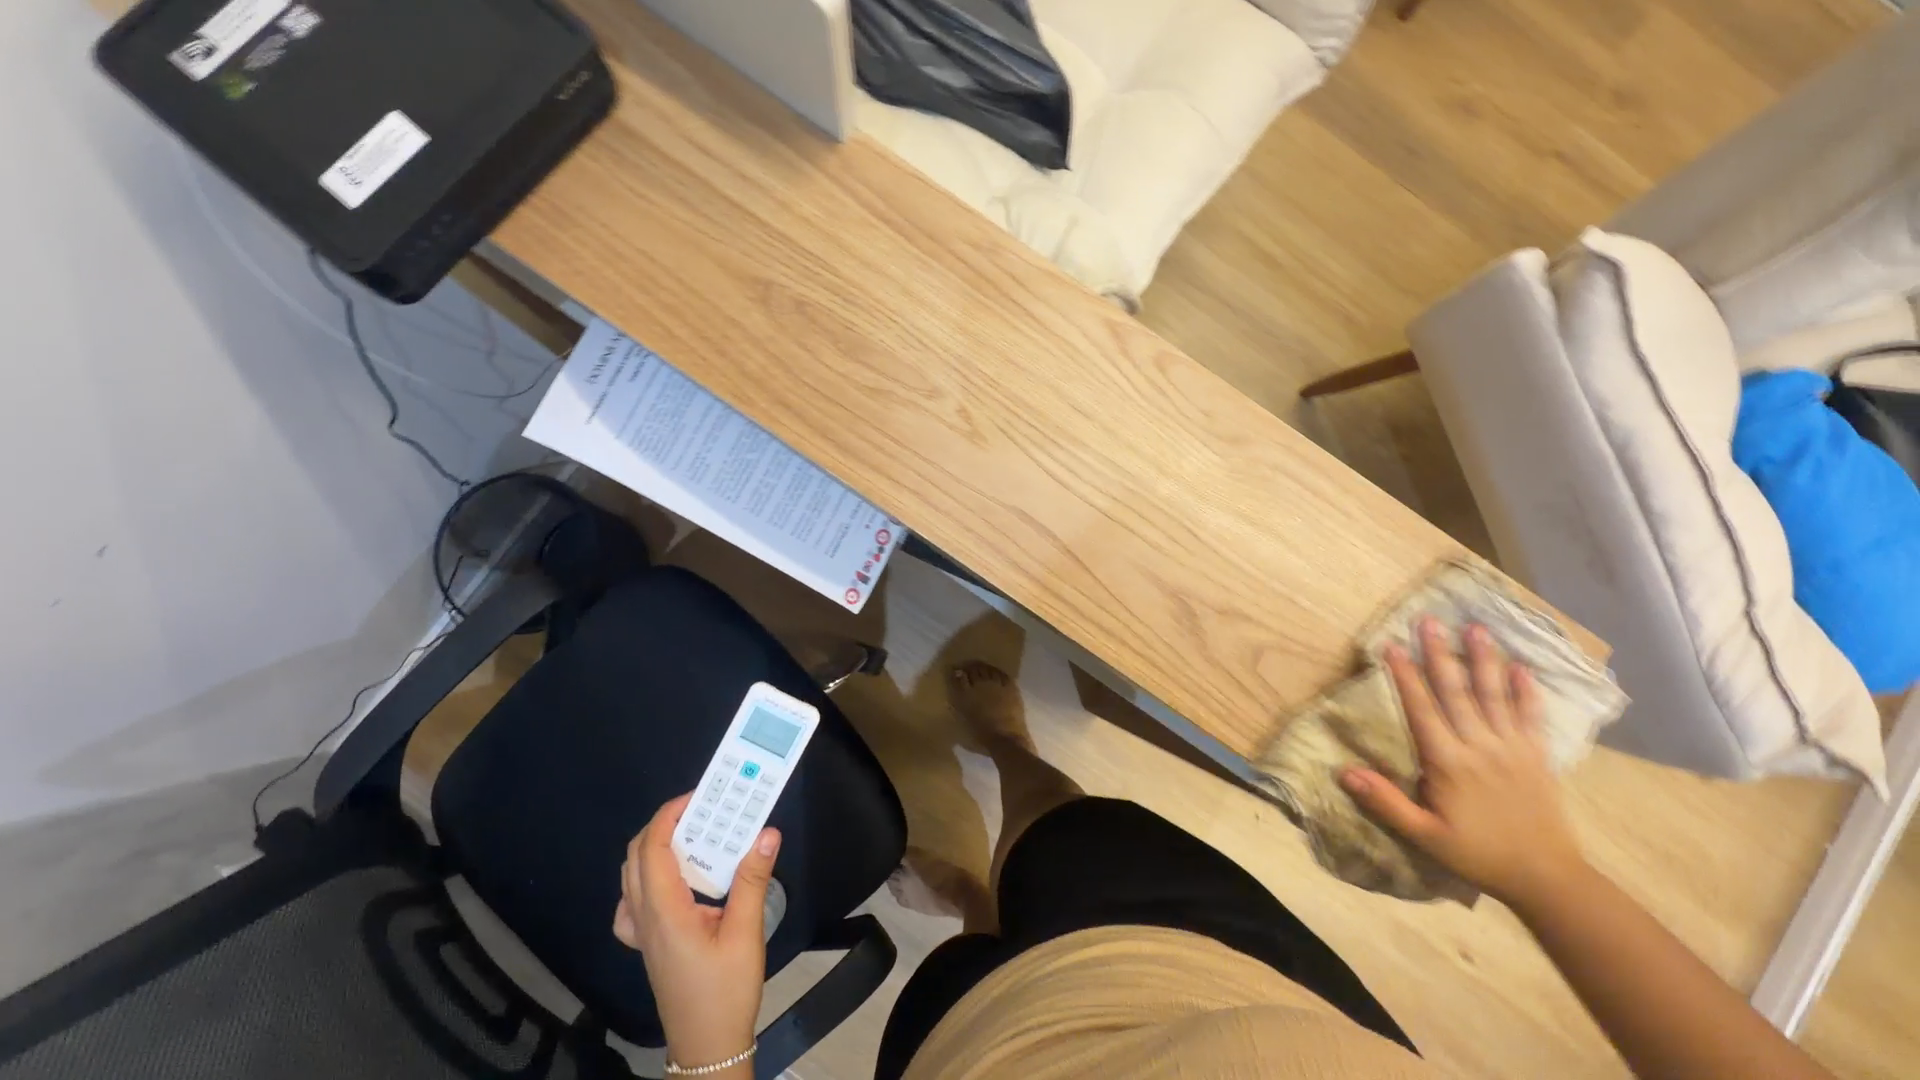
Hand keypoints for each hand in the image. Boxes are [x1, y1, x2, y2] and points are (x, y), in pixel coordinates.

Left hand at [613, 794, 781, 1067]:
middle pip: (637, 856)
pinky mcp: (645, 945)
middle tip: (702, 810)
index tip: (698, 795)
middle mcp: (643, 916)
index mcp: (664, 910)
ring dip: (656, 847)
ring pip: (631, 876)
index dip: (669, 815)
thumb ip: (752, 880)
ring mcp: (640, 933)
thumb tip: (766, 832)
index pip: (653, 848)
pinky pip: (631, 903)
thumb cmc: (726, 990)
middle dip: (664, 824)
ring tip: (693, 836)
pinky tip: (673, 883)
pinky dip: (646, 879)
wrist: (707, 1045)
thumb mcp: (746, 934)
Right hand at [1339, 618, 1586, 907]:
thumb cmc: (1477, 854)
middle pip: (1456, 691)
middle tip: (1429, 620)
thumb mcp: (1424, 835)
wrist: (1545, 876)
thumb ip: (1386, 802)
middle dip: (1439, 654)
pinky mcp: (1538, 756)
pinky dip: (1526, 690)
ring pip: (1494, 695)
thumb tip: (1344, 772)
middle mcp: (1480, 746)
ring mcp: (1513, 748)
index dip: (1405, 676)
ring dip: (1483, 659)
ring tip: (1476, 627)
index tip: (1391, 645)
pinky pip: (1532, 716)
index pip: (1422, 709)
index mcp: (1448, 763)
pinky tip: (1521, 667)